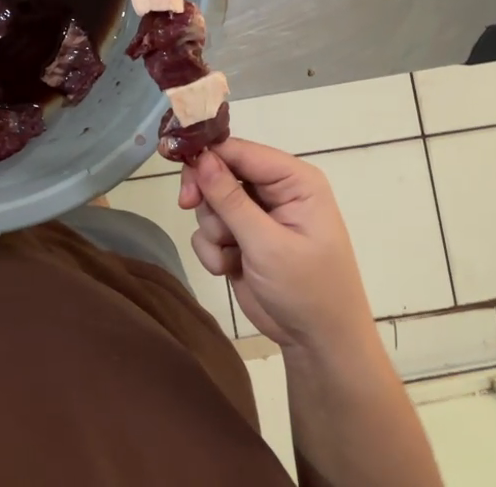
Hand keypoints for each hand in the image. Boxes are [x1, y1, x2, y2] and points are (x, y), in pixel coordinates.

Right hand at [179, 139, 378, 350]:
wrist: (318, 345)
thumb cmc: (307, 290)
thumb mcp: (268, 244)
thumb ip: (231, 199)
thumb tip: (202, 158)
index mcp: (294, 180)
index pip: (241, 150)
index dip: (207, 155)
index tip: (177, 165)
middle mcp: (276, 191)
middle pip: (220, 171)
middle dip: (206, 196)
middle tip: (187, 206)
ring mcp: (257, 216)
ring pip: (210, 202)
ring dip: (212, 230)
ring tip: (229, 255)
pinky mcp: (242, 239)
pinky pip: (210, 230)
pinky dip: (212, 249)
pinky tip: (228, 268)